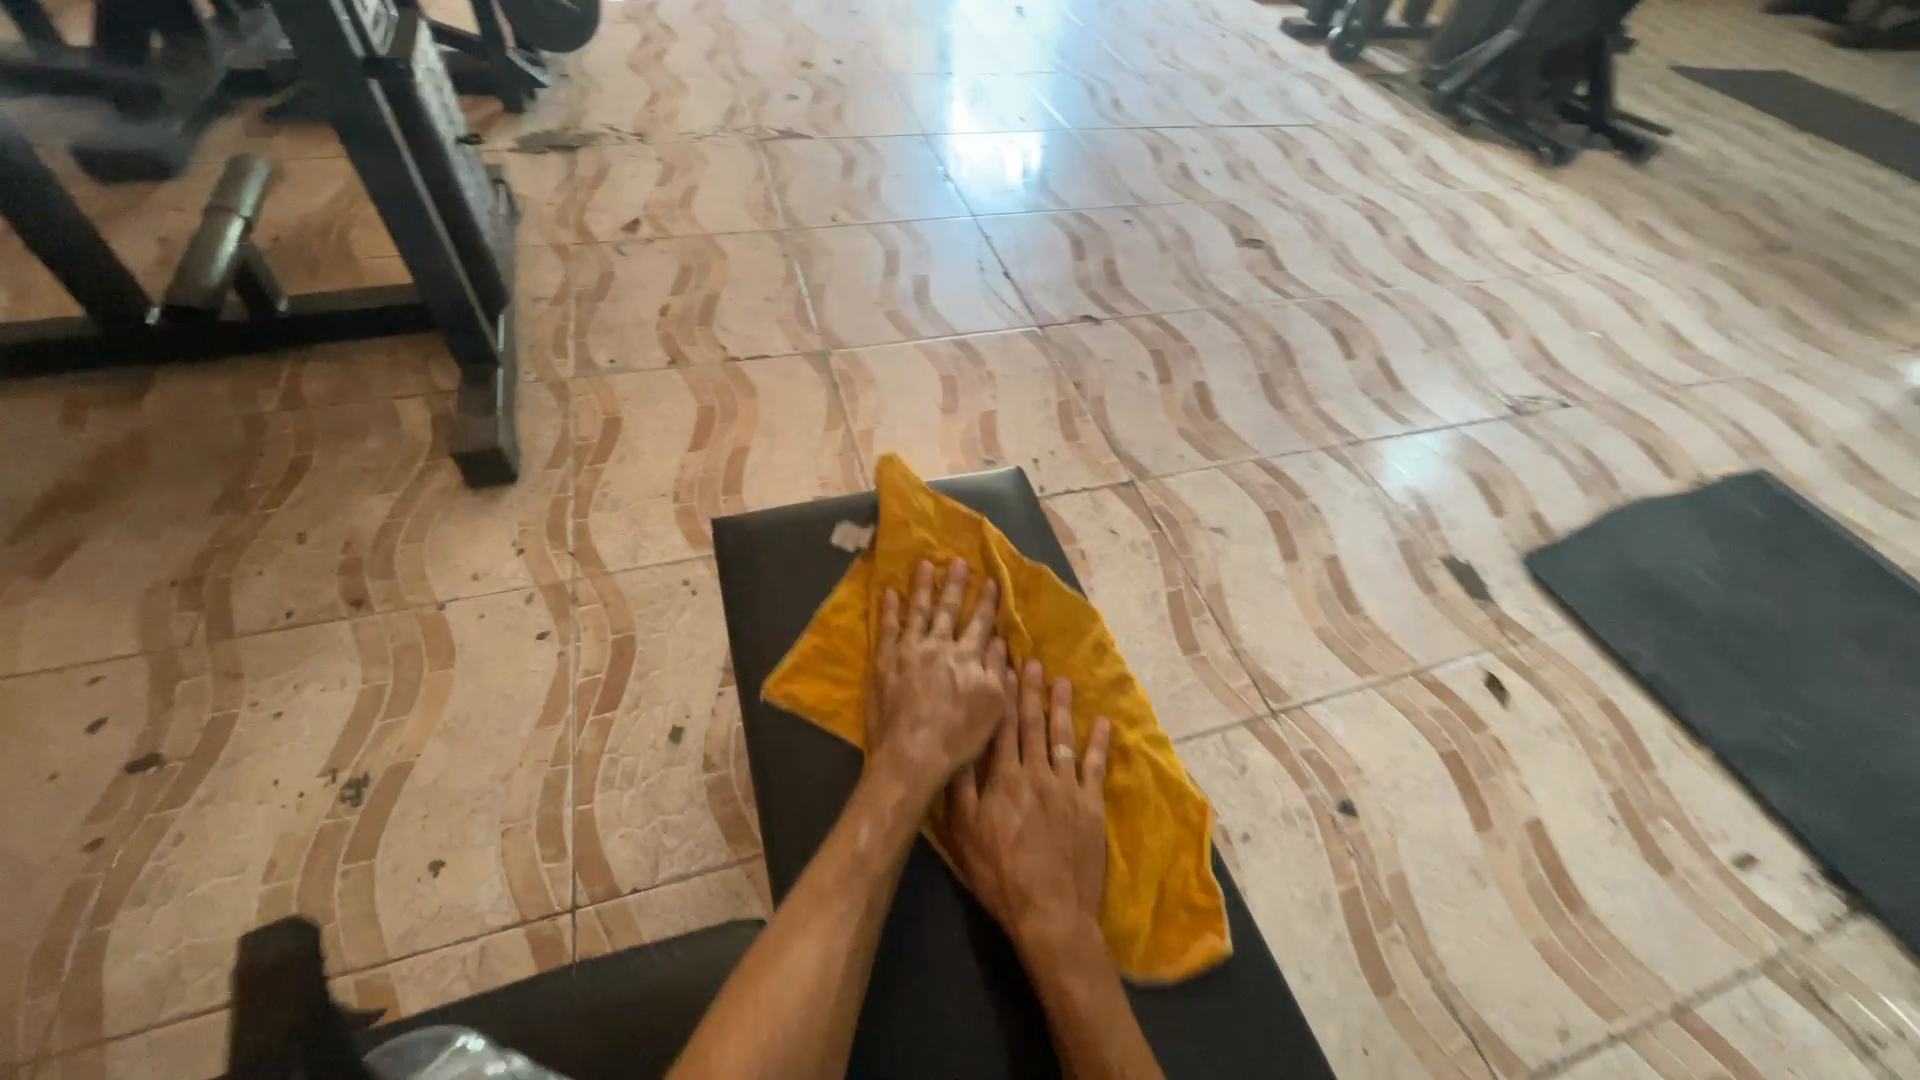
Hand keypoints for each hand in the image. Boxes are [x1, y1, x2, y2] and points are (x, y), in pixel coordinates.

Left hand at [867, 559, 1008, 797]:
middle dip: (955, 585)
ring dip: (922, 587)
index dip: (987, 602)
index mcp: (968, 657)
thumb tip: (1000, 641)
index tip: (990, 580)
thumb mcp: (993, 707)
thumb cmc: (958, 737)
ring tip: (924, 564)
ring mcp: (909, 651)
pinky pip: (887, 628)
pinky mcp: (884, 661)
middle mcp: (939, 646)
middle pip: (948, 610)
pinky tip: (890, 593)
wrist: (913, 753)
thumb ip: (996, 670)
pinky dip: (889, 609)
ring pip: (917, 611)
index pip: (980, 623)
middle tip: (957, 562)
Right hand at [944, 658, 1113, 956]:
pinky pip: (1094, 767)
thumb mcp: (963, 834)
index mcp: (1003, 779)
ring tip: (1061, 680)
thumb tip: (954, 748)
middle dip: (1030, 691)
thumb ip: (960, 789)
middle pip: (1032, 725)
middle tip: (1030, 660)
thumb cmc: (999, 874)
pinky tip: (1102, 722)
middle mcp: (1035, 773)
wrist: (1050, 910)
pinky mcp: (1090, 806)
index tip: (1001, 668)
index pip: (1001, 728)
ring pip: (1062, 737)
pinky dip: (1098, 743)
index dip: (1001, 697)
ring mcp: (1066, 788)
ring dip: (1061, 707)